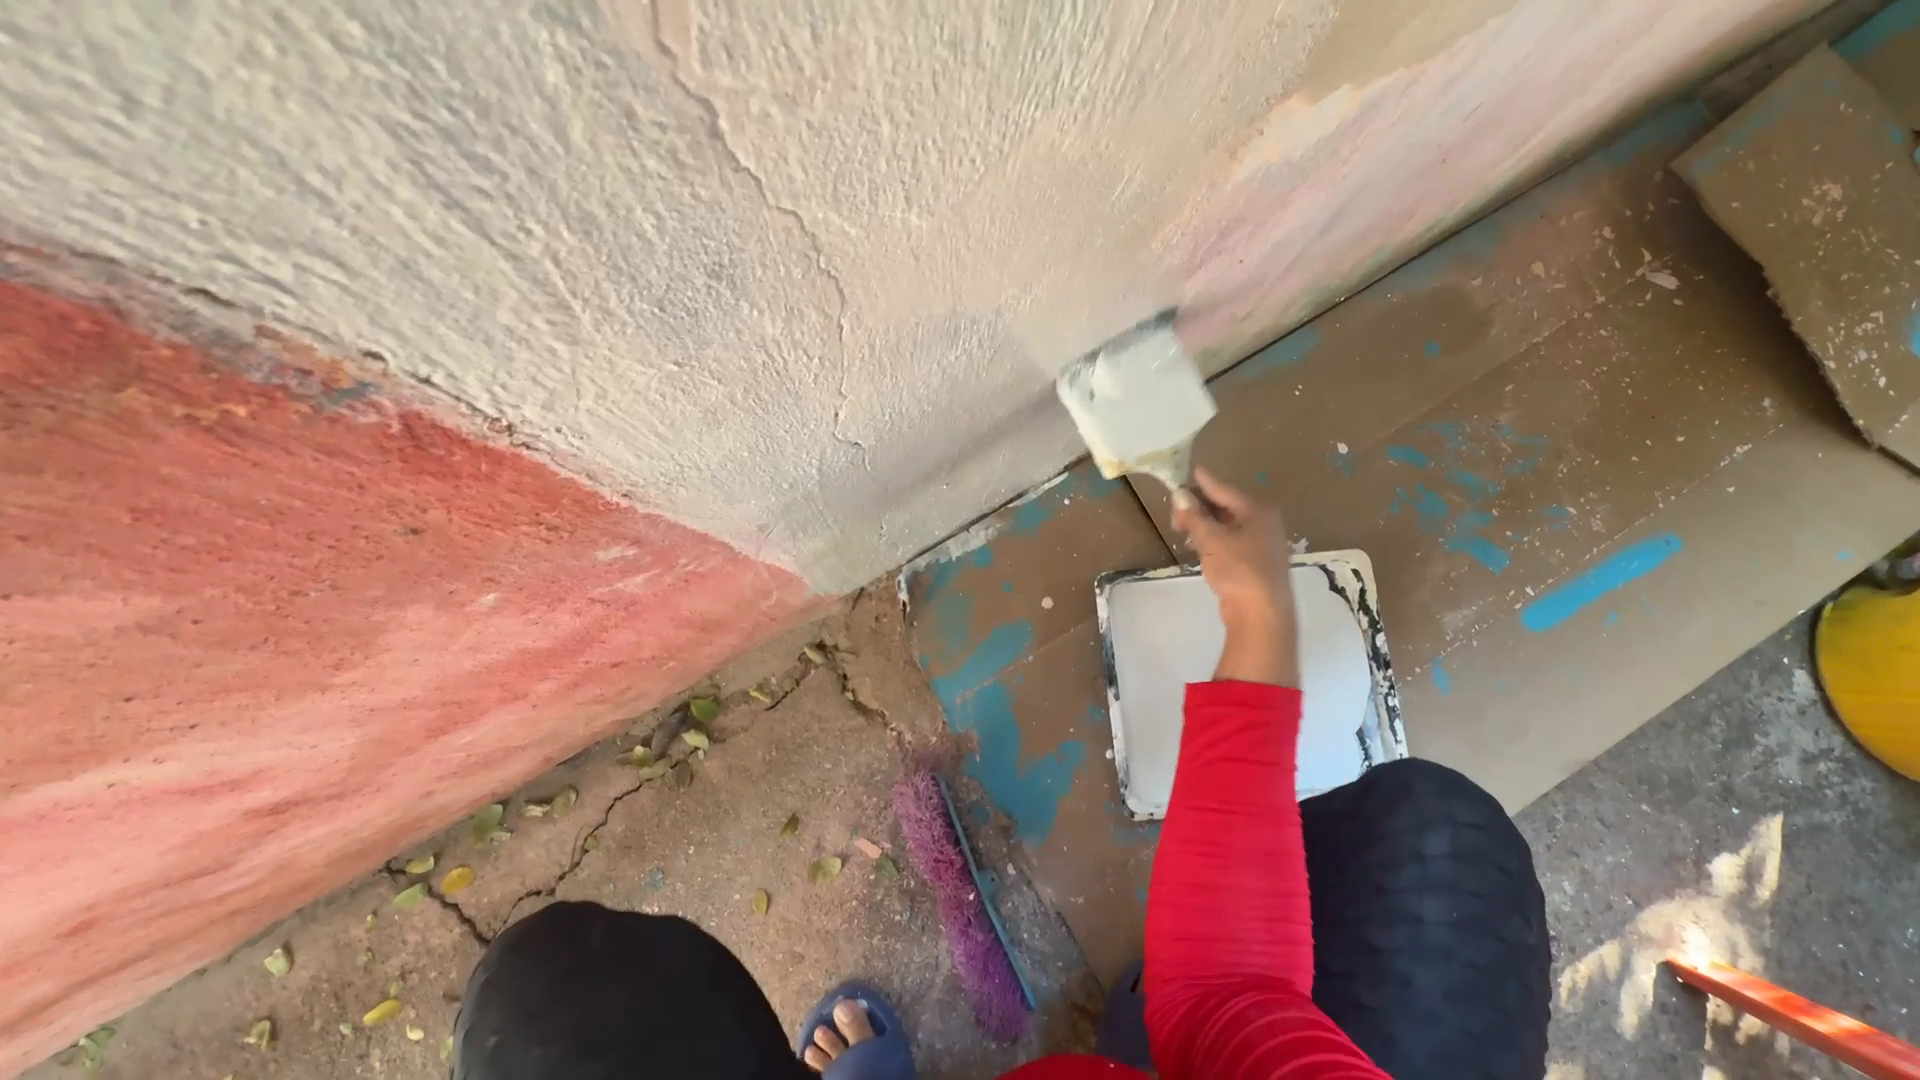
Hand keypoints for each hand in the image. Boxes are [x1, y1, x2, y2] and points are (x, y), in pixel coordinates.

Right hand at [1172, 469, 1299, 686]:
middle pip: (1226, 507)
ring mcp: (1262, 543)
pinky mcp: (1256, 562)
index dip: (1203, 482)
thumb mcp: (1211, 539)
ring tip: (1183, 531)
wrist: (1262, 613)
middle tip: (1175, 512)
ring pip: (1228, 526)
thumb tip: (1180, 496)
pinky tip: (1199, 547)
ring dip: (1205, 526)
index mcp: (1258, 509)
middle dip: (1200, 508)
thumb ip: (1194, 517)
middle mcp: (1264, 521)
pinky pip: (1231, 542)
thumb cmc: (1239, 569)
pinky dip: (1214, 541)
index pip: (1224, 489)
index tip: (1188, 470)